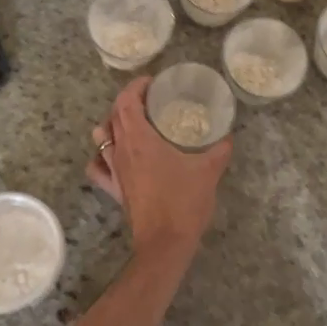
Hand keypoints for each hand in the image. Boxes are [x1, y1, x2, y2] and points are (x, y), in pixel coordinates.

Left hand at [86, 77, 232, 266]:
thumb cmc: (184, 202)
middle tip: (149, 98)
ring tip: (132, 122)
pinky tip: (114, 155)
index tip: (152, 82)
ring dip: (113, 124)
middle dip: (127, 101)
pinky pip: (98, 167)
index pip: (126, 102)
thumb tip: (229, 135)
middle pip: (114, 115)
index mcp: (140, 140)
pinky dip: (101, 156)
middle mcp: (121, 151)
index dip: (135, 87)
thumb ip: (219, 150)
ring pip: (102, 137)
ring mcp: (114, 171)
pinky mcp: (114, 189)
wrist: (165, 243)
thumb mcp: (208, 171)